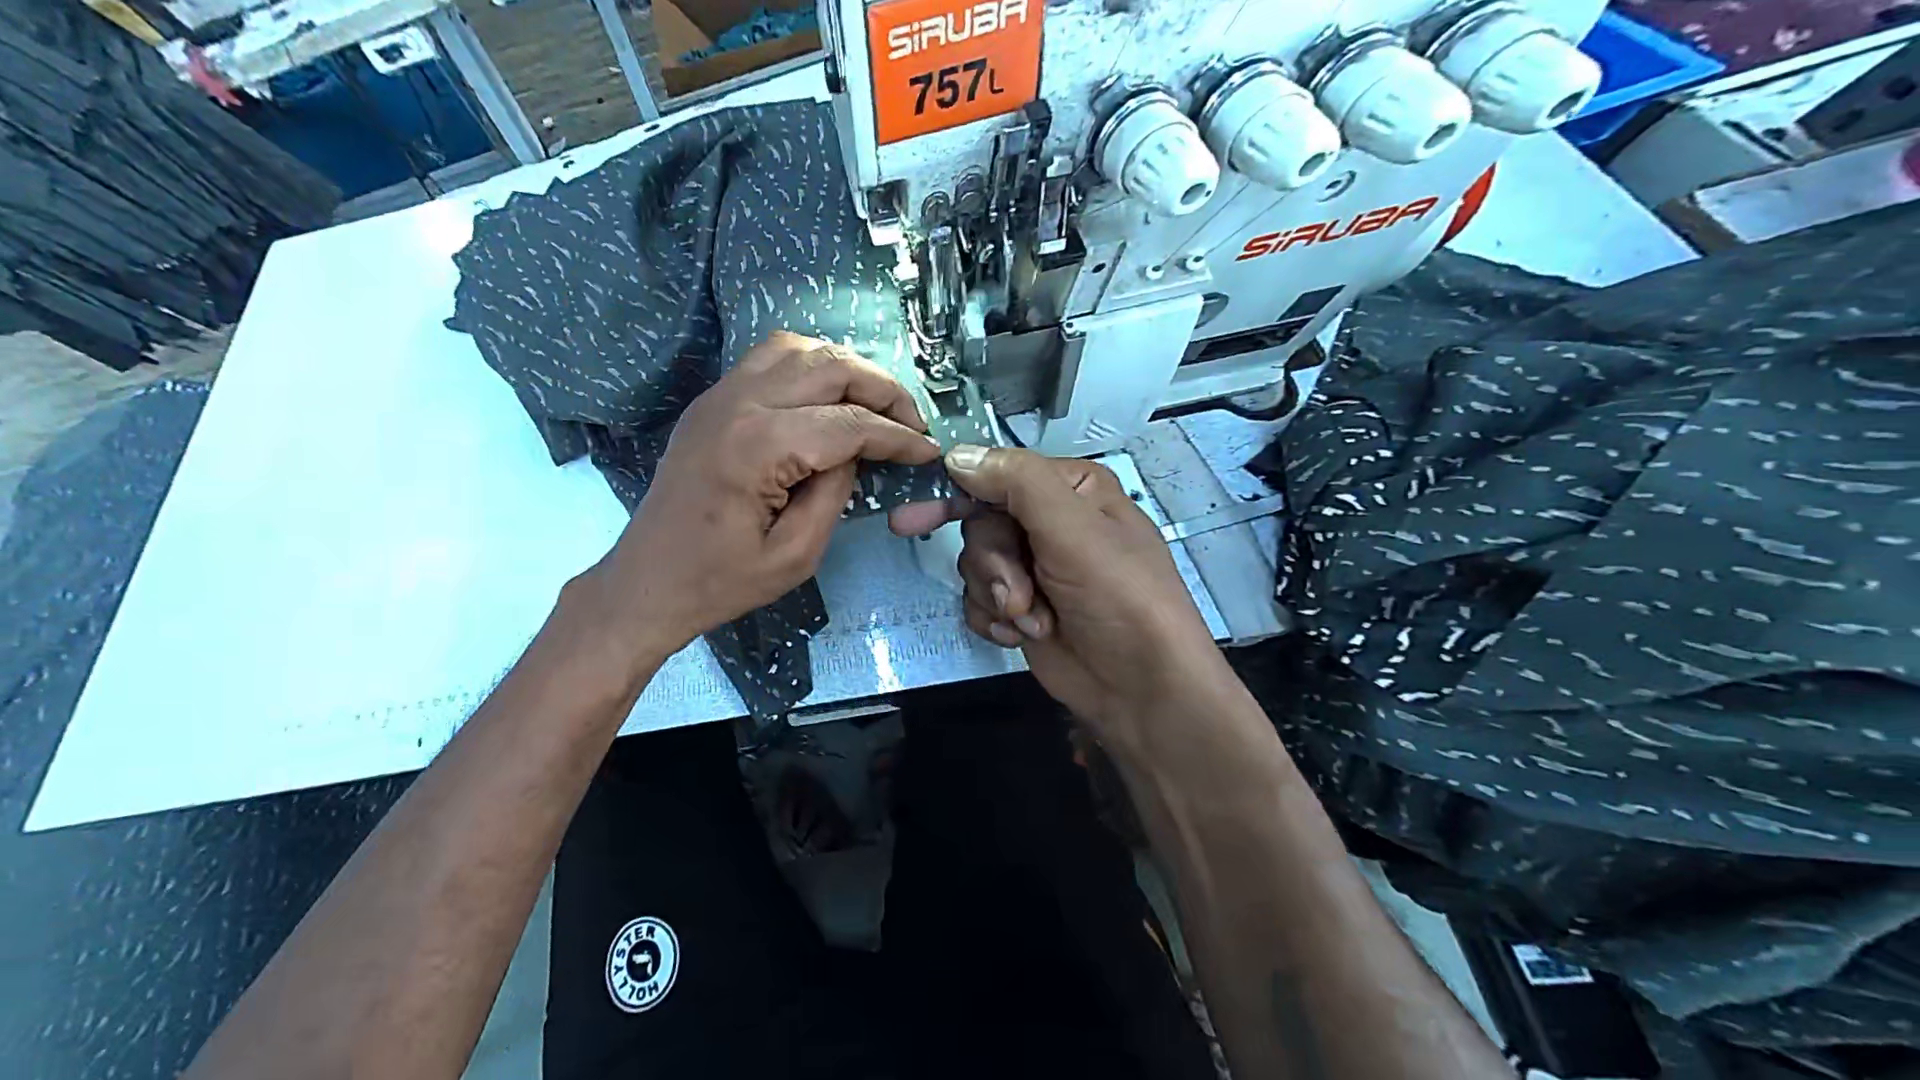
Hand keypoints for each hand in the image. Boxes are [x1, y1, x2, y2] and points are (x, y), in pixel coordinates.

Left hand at [584, 332, 939, 657]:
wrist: (647, 581)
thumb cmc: (722, 580)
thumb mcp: (798, 553)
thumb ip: (836, 492)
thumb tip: (859, 451)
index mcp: (759, 447)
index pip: (850, 423)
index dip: (898, 437)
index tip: (929, 452)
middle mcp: (738, 404)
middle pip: (831, 367)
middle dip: (884, 390)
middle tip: (912, 423)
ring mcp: (719, 395)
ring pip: (800, 349)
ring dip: (848, 369)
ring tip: (875, 405)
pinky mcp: (712, 401)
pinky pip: (770, 358)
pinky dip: (811, 365)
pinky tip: (829, 397)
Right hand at [889, 445, 1228, 745]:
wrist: (1139, 686)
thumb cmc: (1118, 596)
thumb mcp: (1074, 529)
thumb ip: (1017, 482)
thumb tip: (958, 454)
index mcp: (1070, 490)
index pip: (998, 476)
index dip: (955, 495)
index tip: (909, 521)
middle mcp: (1049, 524)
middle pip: (981, 525)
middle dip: (995, 564)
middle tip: (1019, 593)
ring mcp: (1033, 568)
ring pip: (975, 565)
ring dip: (998, 596)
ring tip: (1033, 620)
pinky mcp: (1021, 609)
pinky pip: (979, 600)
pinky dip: (993, 619)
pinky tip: (1019, 635)